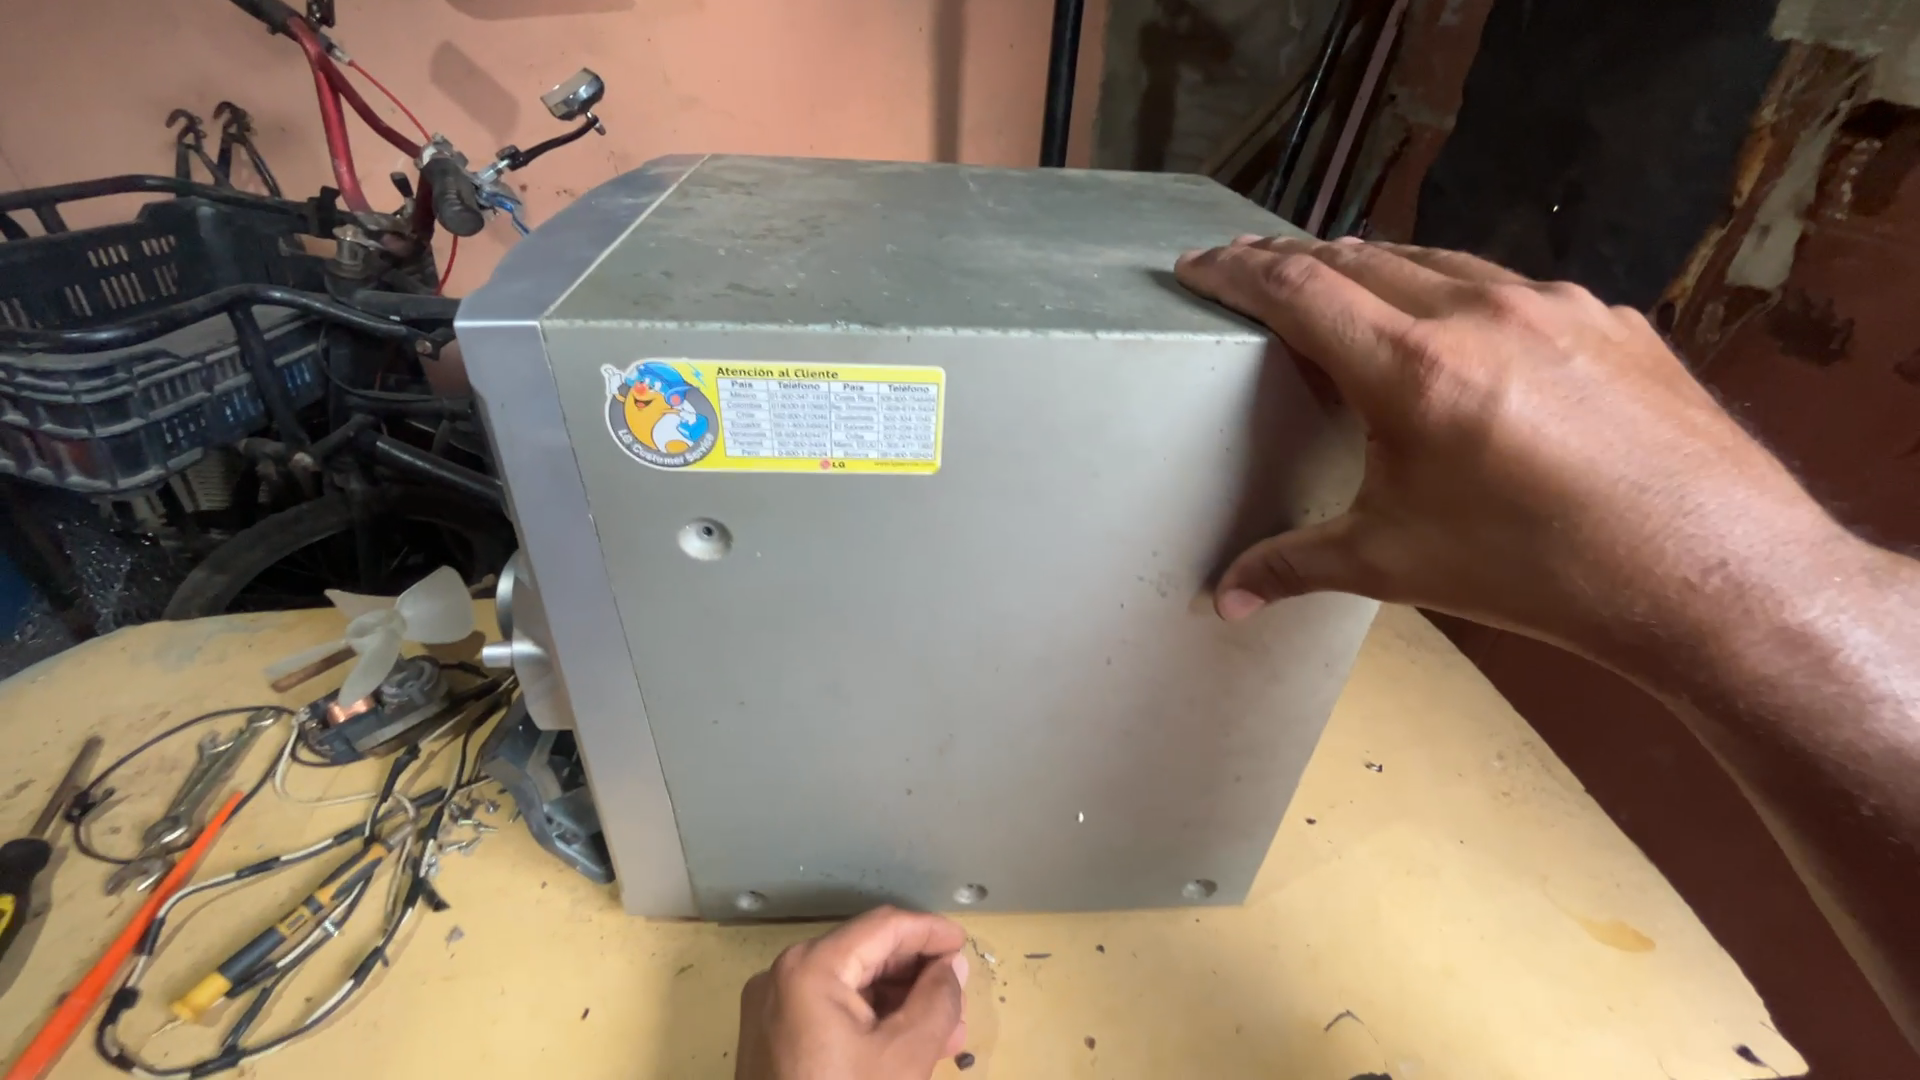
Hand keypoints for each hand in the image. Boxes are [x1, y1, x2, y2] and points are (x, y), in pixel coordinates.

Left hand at [735, 906, 969, 1079]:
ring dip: (899, 1001)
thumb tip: (951, 965)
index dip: (929, 931)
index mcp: (810, 967)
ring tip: (947, 1029)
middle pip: (865, 954)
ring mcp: (772, 1007)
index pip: (883, 927)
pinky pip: (831, 1010)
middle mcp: (783, 974)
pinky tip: (907, 1043)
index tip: (964, 944)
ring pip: (851, 985)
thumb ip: (937, 1000)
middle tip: (960, 995)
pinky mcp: (771, 1037)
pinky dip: (870, 1021)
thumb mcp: (904, 1057)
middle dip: (917, 974)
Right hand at [1174, 235, 1845, 666]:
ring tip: (1330, 287)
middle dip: (1287, 260)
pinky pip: (1498, 282)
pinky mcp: (1605, 319)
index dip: (1236, 273)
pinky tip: (1441, 324)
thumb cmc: (1533, 571)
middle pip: (1355, 258)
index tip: (1198, 266)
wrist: (1715, 577)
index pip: (1298, 291)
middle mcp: (1479, 314)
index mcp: (1412, 370)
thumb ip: (1291, 566)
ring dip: (1364, 266)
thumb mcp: (1389, 564)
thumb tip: (1224, 600)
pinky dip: (1441, 288)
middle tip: (1246, 271)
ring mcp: (1552, 305)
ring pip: (1428, 259)